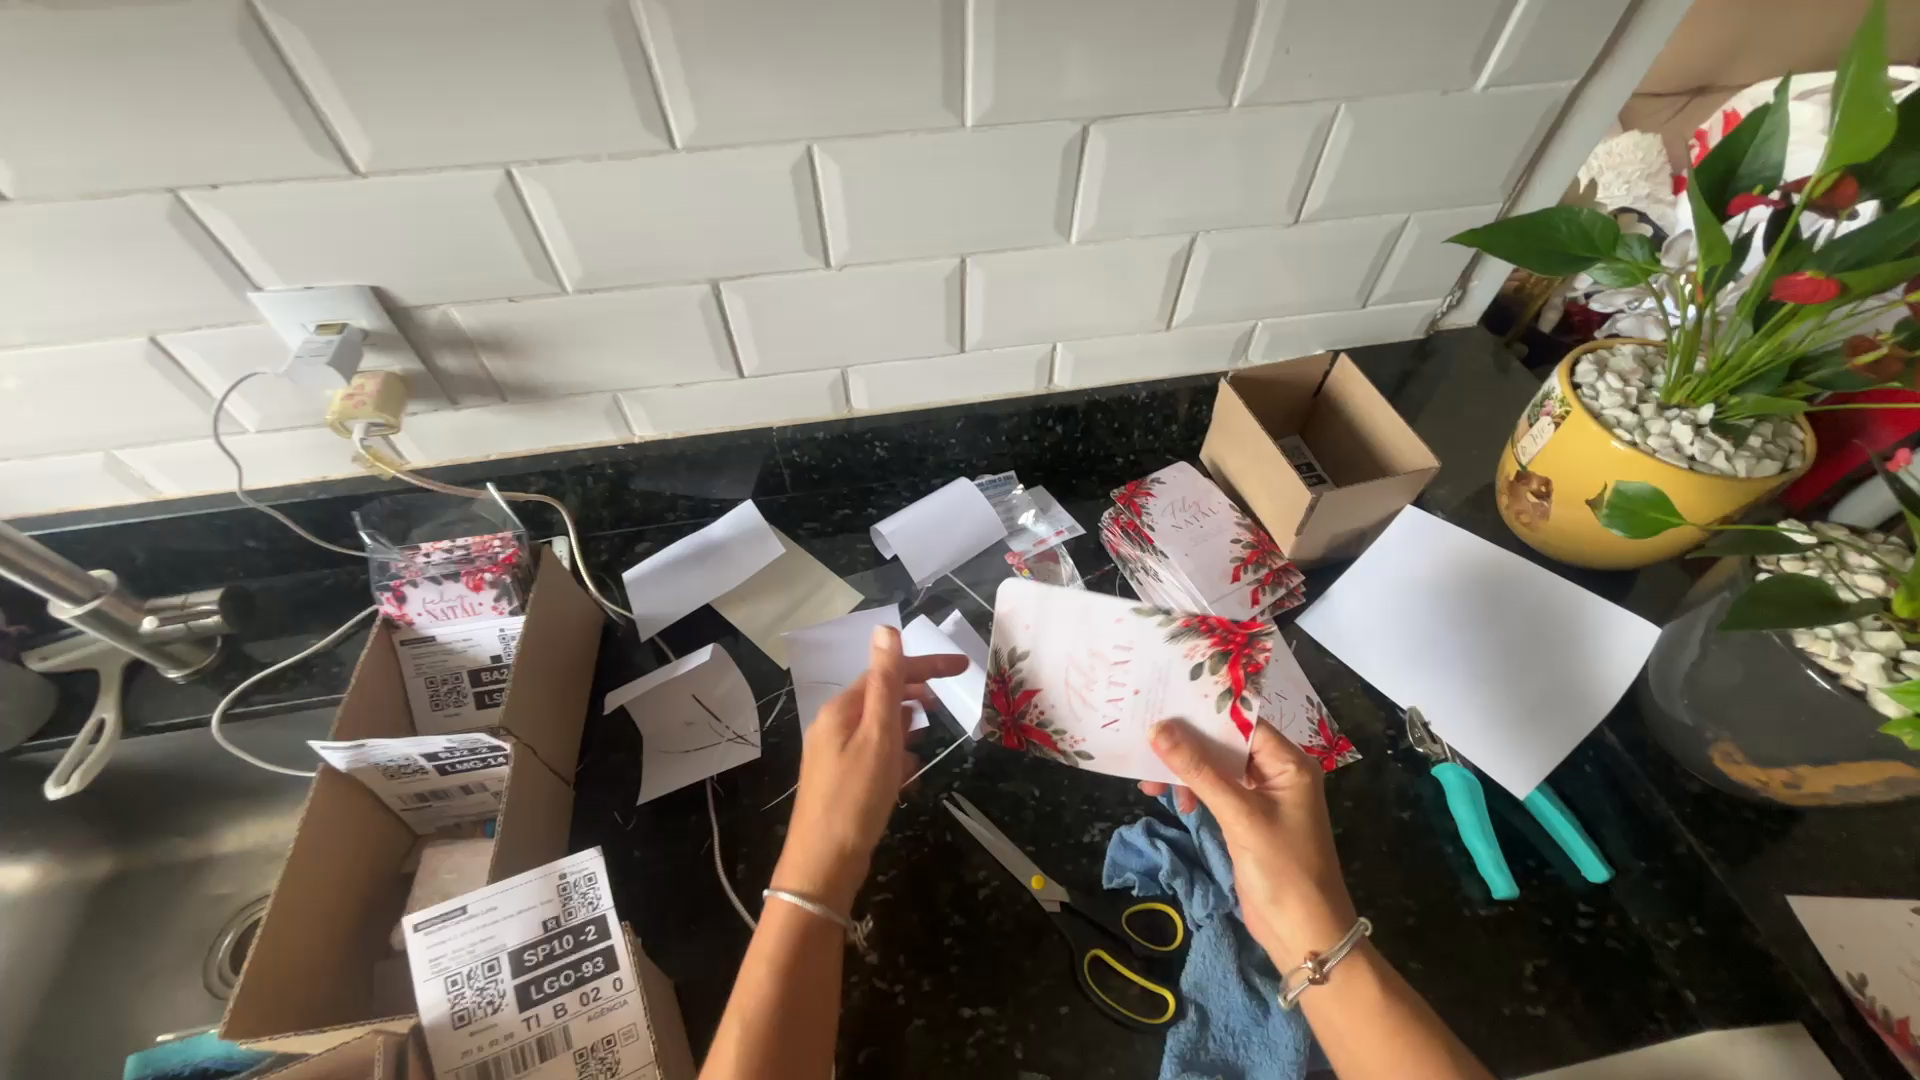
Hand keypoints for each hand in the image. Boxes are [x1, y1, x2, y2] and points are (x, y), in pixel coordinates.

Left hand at [772, 625, 967, 913]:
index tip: (963, 667)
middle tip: (947, 702)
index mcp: (841, 710)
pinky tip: (909, 773)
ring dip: (905, 725)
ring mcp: (834, 755)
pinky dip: (895, 755)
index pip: (887, 672)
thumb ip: (885, 682)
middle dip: (914, 694)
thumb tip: (886, 629)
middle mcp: (833, 726)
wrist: (822, 867)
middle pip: (880, 696)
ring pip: (878, 726)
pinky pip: (874, 754)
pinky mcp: (841, 781)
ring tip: (929, 735)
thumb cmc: (856, 798)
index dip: (926, 666)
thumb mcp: (878, 735)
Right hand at [1141, 719, 1357, 967]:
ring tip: (1150, 783)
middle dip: (1186, 745)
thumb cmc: (1283, 869)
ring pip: (1215, 767)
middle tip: (1146, 744)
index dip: (1203, 712)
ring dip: (1185, 771)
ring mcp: (1262, 796)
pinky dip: (1193, 792)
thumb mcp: (1239, 815)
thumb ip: (1197, 770)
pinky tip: (1175, 802)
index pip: (1242, 722)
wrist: (1305, 936)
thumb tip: (1158, 729)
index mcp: (1288, 763)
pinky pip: (1215, 790)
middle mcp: (1277, 772)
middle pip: (1225, 743)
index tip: (1162, 704)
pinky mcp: (1247, 818)